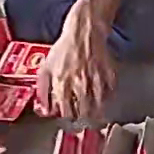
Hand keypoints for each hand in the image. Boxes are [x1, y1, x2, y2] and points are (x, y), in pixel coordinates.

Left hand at [37, 2, 116, 118]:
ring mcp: (96, 80)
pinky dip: (108, 97)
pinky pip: (110, 92)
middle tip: (84, 120)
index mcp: (62, 83)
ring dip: (97, 112)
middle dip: (84, 118)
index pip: (66, 111)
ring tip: (96, 115)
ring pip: (99, 105)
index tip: (70, 118)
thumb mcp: (46, 68)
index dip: (68, 117)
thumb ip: (43, 90)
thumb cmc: (64, 50)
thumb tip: (44, 108)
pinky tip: (105, 99)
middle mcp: (80, 84)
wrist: (84, 33)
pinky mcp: (109, 75)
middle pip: (84, 111)